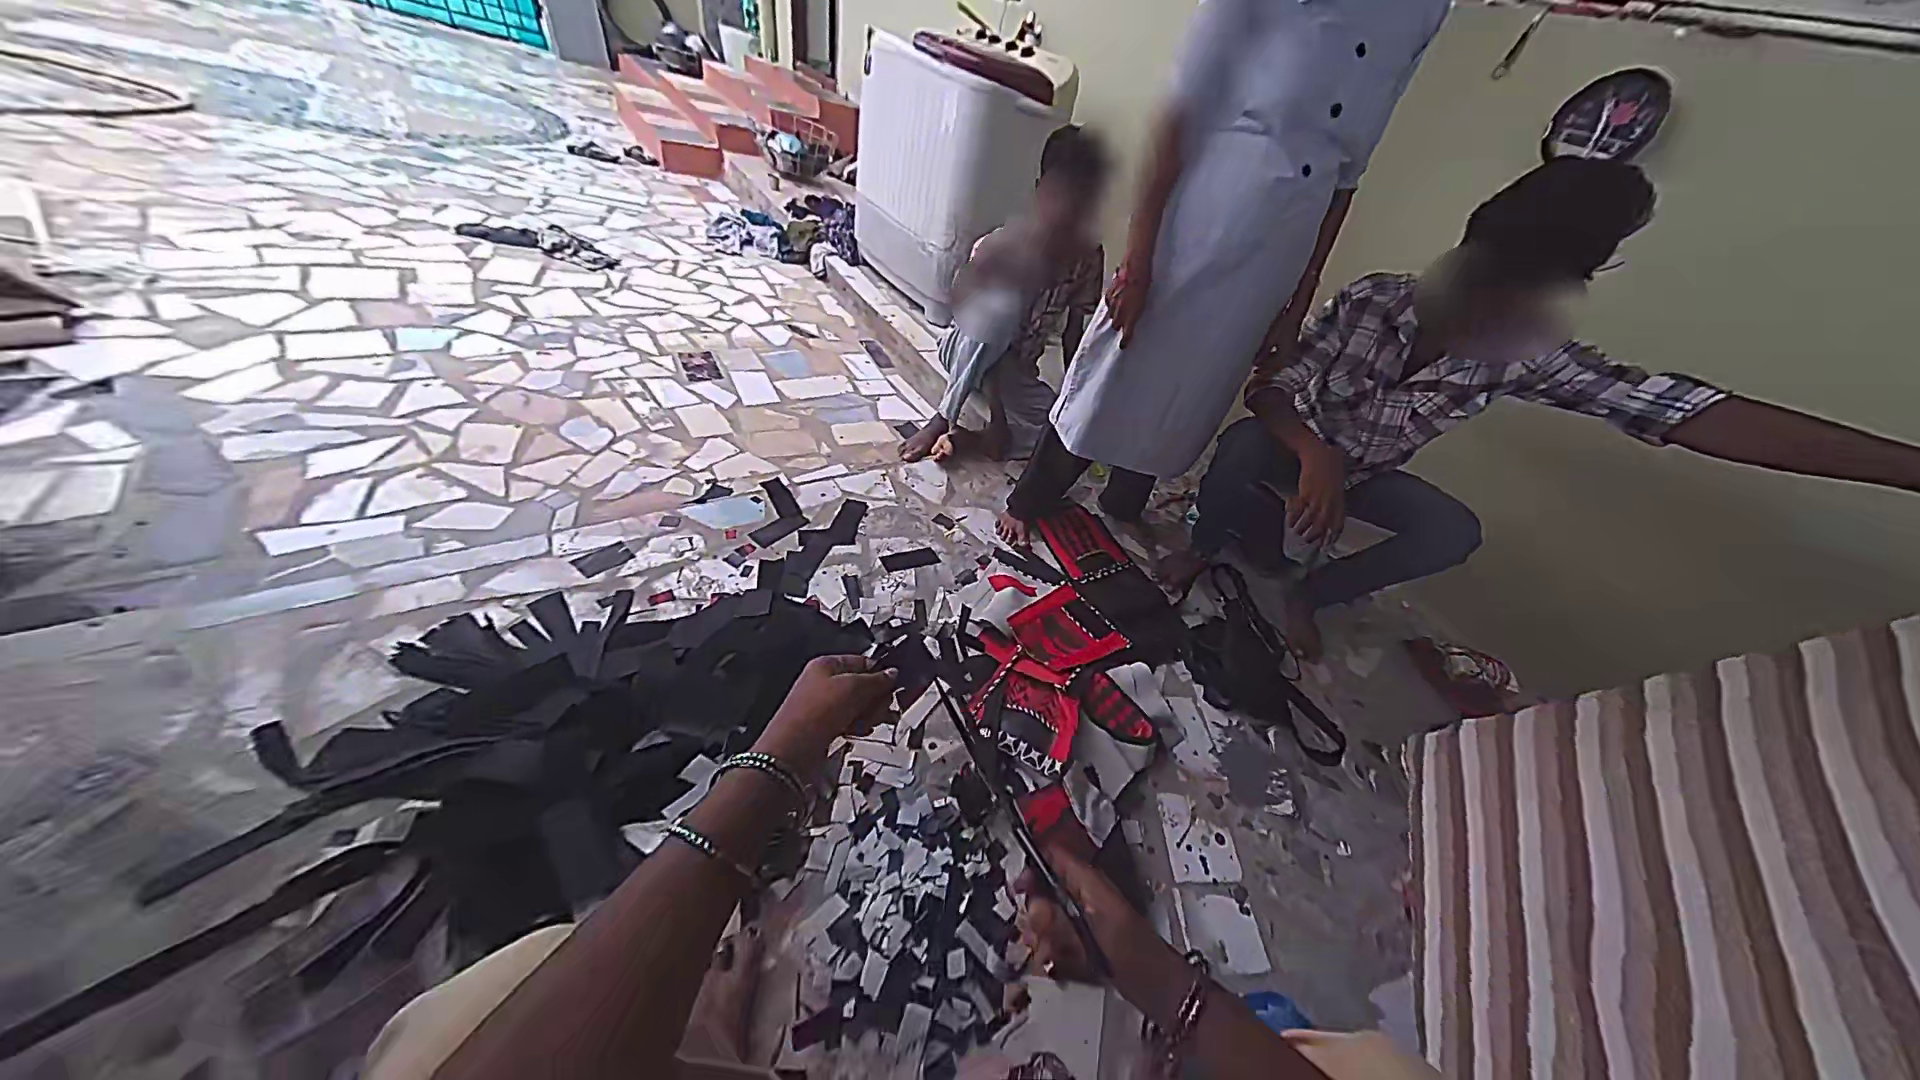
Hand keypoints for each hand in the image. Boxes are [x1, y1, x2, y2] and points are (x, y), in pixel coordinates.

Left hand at [754, 655, 895, 768]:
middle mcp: (822, 685)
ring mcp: (823, 707)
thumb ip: (877, 679)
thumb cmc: (813, 713)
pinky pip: (850, 723)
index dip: (878, 673)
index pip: (861, 662)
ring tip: (867, 721)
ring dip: (867, 714)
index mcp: (825, 665)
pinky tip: (858, 730)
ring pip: (857, 707)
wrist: (795, 751)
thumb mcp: (854, 687)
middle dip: (874, 698)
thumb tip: (891, 674)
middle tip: (878, 706)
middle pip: (861, 686)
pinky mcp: (825, 728)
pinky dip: (857, 727)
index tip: (891, 684)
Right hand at [1014, 838, 1157, 984]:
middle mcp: (1082, 892)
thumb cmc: (1136, 951)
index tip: (1019, 887)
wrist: (1154, 985)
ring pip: (1045, 916)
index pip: (1050, 855)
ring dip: (1041, 935)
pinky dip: (1049, 949)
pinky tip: (1055, 960)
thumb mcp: (1092, 927)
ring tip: (1049, 949)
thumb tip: (1034, 902)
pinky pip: (1053, 937)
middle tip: (1040, 929)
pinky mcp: (1080, 937)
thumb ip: (1060, 914)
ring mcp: (1081, 915)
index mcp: (1087, 879)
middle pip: (1041, 889)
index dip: (1031, 867)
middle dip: (1035, 911)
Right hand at [1105, 254, 1152, 346]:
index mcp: (1130, 318)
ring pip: (1111, 314)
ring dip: (1115, 314)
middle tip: (1122, 323)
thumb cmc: (1143, 284)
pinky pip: (1108, 303)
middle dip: (1118, 325)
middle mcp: (1119, 313)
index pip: (1126, 335)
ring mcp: (1112, 305)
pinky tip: (1115, 300)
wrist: (1135, 269)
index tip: (1123, 345)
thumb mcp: (1143, 303)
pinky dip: (1111, 303)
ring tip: (1119, 310)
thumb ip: (1136, 315)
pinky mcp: (1108, 295)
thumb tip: (1131, 322)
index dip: (1124, 340)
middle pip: (1116, 325)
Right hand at [1286, 440, 1346, 545]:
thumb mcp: (1336, 485)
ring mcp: (1318, 497)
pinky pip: (1299, 509)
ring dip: (1303, 528)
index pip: (1338, 522)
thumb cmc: (1329, 466)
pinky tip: (1289, 521)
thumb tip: (1327, 511)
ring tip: (1298, 533)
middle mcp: (1330, 501)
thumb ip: (1334, 499)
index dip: (1333, 534)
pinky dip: (1293, 517)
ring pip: (1311, 519)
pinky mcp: (1306, 493)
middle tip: (1310, 541)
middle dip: (1316, 535)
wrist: (1320, 454)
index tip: (1328, 543)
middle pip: (1324, 524)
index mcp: (1339, 500)